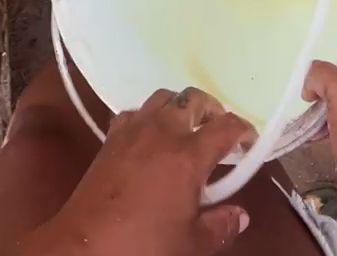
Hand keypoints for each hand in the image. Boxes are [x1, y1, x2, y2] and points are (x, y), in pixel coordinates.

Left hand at [26, 87, 256, 255]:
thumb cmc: (145, 244)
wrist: (87, 244)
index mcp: (188, 155)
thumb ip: (220, 226)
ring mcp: (135, 127)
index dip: (243, 129)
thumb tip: (240, 215)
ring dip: (180, 107)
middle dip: (211, 110)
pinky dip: (149, 116)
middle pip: (193, 99)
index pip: (225, 127)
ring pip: (163, 97)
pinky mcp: (112, 134)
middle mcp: (163, 131)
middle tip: (219, 131)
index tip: (249, 141)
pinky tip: (150, 137)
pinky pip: (136, 111)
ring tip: (187, 129)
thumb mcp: (191, 245)